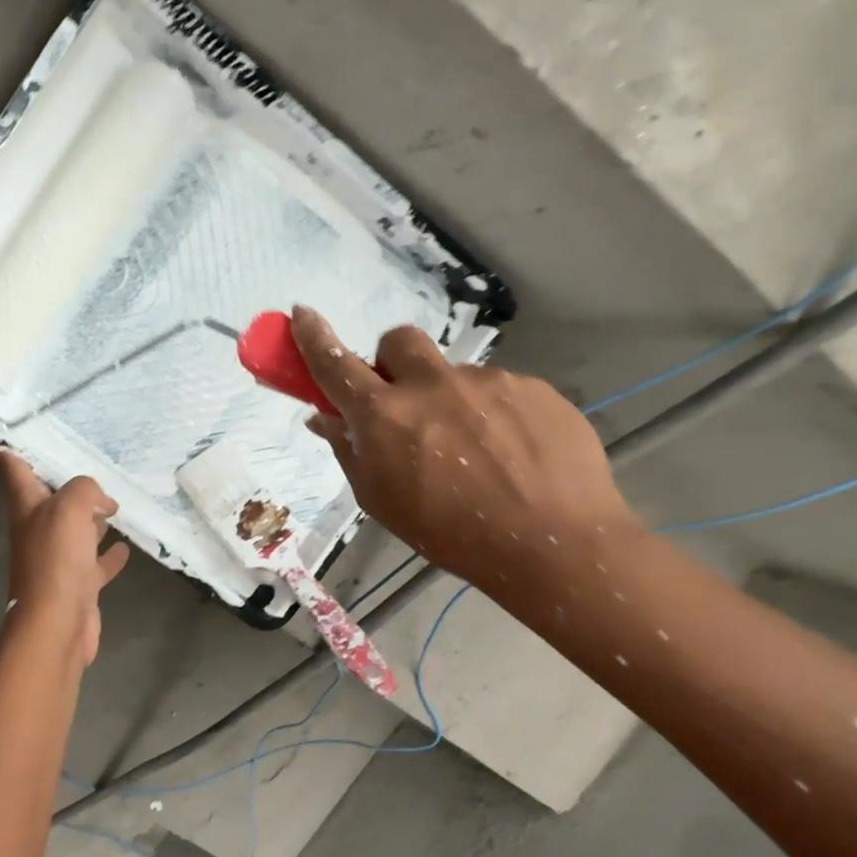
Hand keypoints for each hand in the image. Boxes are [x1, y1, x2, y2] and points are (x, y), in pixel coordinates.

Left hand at [0, 448, 130, 665]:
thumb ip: (85, 490)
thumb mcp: (70, 508)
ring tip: (113, 506)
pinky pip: (93, 564)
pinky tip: (124, 548)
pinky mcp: (76, 585)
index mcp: (27, 507)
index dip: (3, 456)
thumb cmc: (56, 559)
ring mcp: (56, 560)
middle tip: (84, 472)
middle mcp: (37, 531)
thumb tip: (102, 503)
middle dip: (62, 486)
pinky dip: (108, 555)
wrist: (57, 623)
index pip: (13, 472)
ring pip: (73, 531)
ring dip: (90, 519)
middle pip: (47, 501)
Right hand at [288, 307, 642, 589]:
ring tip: (474, 449)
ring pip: (453, 373)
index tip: (302, 314)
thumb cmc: (450, 533)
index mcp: (383, 415)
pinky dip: (493, 413)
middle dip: (392, 360)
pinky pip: (499, 390)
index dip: (314, 336)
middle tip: (404, 399)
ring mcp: (487, 382)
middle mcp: (431, 385)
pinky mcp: (534, 388)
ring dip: (449, 398)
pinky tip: (510, 452)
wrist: (554, 543)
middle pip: (398, 341)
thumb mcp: (380, 500)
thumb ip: (350, 450)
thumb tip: (327, 419)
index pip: (335, 363)